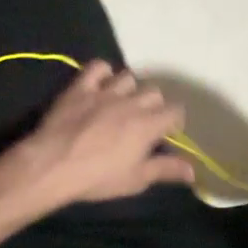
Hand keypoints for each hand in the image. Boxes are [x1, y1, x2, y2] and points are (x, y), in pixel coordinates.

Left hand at [13, 61, 193, 207]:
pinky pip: (97, 67)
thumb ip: (165, 170)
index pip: (175, 110)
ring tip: (120, 103)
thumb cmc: (97, 177)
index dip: (173, 121)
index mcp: (148, 125)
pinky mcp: (80, 87)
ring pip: (128, 77)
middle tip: (141, 121)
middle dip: (152, 105)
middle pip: (153, 92)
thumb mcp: (135, 180)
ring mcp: (104, 91)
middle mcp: (130, 102)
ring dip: (129, 89)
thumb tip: (193, 170)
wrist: (54, 164)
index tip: (165, 133)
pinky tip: (100, 84)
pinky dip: (102, 72)